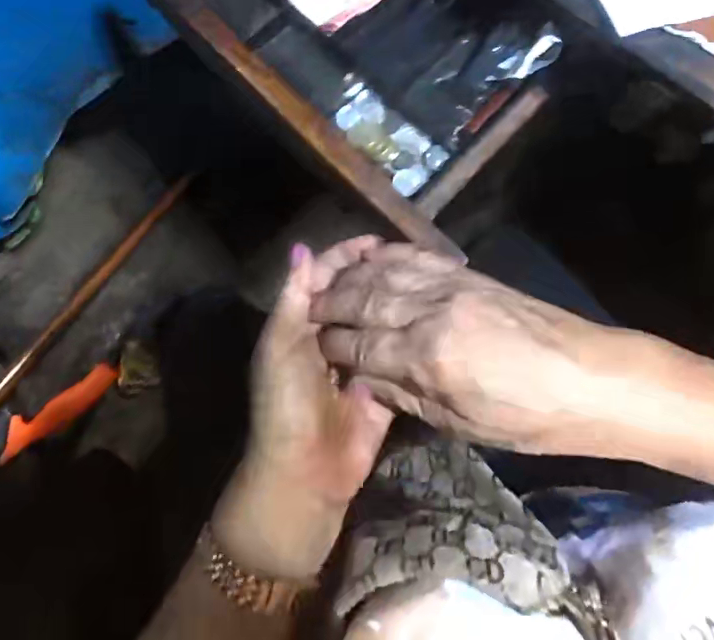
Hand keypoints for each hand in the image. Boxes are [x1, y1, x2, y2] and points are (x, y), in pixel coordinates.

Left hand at [212, 237, 395, 578]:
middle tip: (410, 258)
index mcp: (300, 324)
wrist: (304, 471)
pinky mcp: (382, 391)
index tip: (375, 241)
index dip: (344, 257)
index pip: (323, 278)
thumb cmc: (284, 401)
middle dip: (374, 276)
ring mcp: (357, 364)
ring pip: (376, 324)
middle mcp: (328, 338)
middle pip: (353, 297)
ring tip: (426, 281)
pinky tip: (433, 323)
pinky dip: (408, 342)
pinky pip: (396, 360)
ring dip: (394, 304)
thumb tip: (301, 247)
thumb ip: (294, 297)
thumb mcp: (281, 344)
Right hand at [310, 244, 645, 454]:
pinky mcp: (464, 274)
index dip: (333, 344)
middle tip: (307, 307)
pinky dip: (385, 253)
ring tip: (327, 280)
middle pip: (363, 301)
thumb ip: (407, 395)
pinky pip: (413, 256)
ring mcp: (448, 287)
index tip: (313, 342)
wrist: (595, 378)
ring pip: (382, 273)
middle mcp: (431, 313)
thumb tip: (362, 377)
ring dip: (348, 274)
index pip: (361, 344)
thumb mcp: (465, 424)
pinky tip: (368, 254)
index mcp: (429, 358)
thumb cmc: (531, 419)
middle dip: (330, 303)